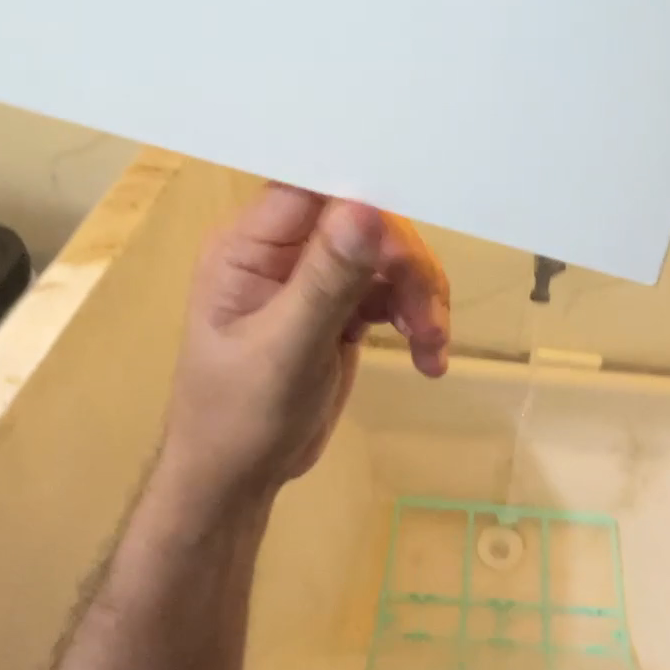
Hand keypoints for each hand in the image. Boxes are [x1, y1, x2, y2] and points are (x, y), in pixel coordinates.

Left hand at [165, 185, 450, 495]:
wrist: (238, 480)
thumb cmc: (239, 418)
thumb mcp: (284, 352)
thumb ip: (326, 281)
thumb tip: (366, 208)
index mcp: (250, 244)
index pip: (315, 189)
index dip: (367, 199)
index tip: (407, 241)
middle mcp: (283, 248)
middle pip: (366, 220)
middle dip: (406, 266)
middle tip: (427, 320)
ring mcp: (313, 274)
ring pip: (388, 254)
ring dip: (421, 295)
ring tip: (431, 345)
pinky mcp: (341, 302)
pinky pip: (393, 288)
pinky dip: (418, 317)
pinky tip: (427, 356)